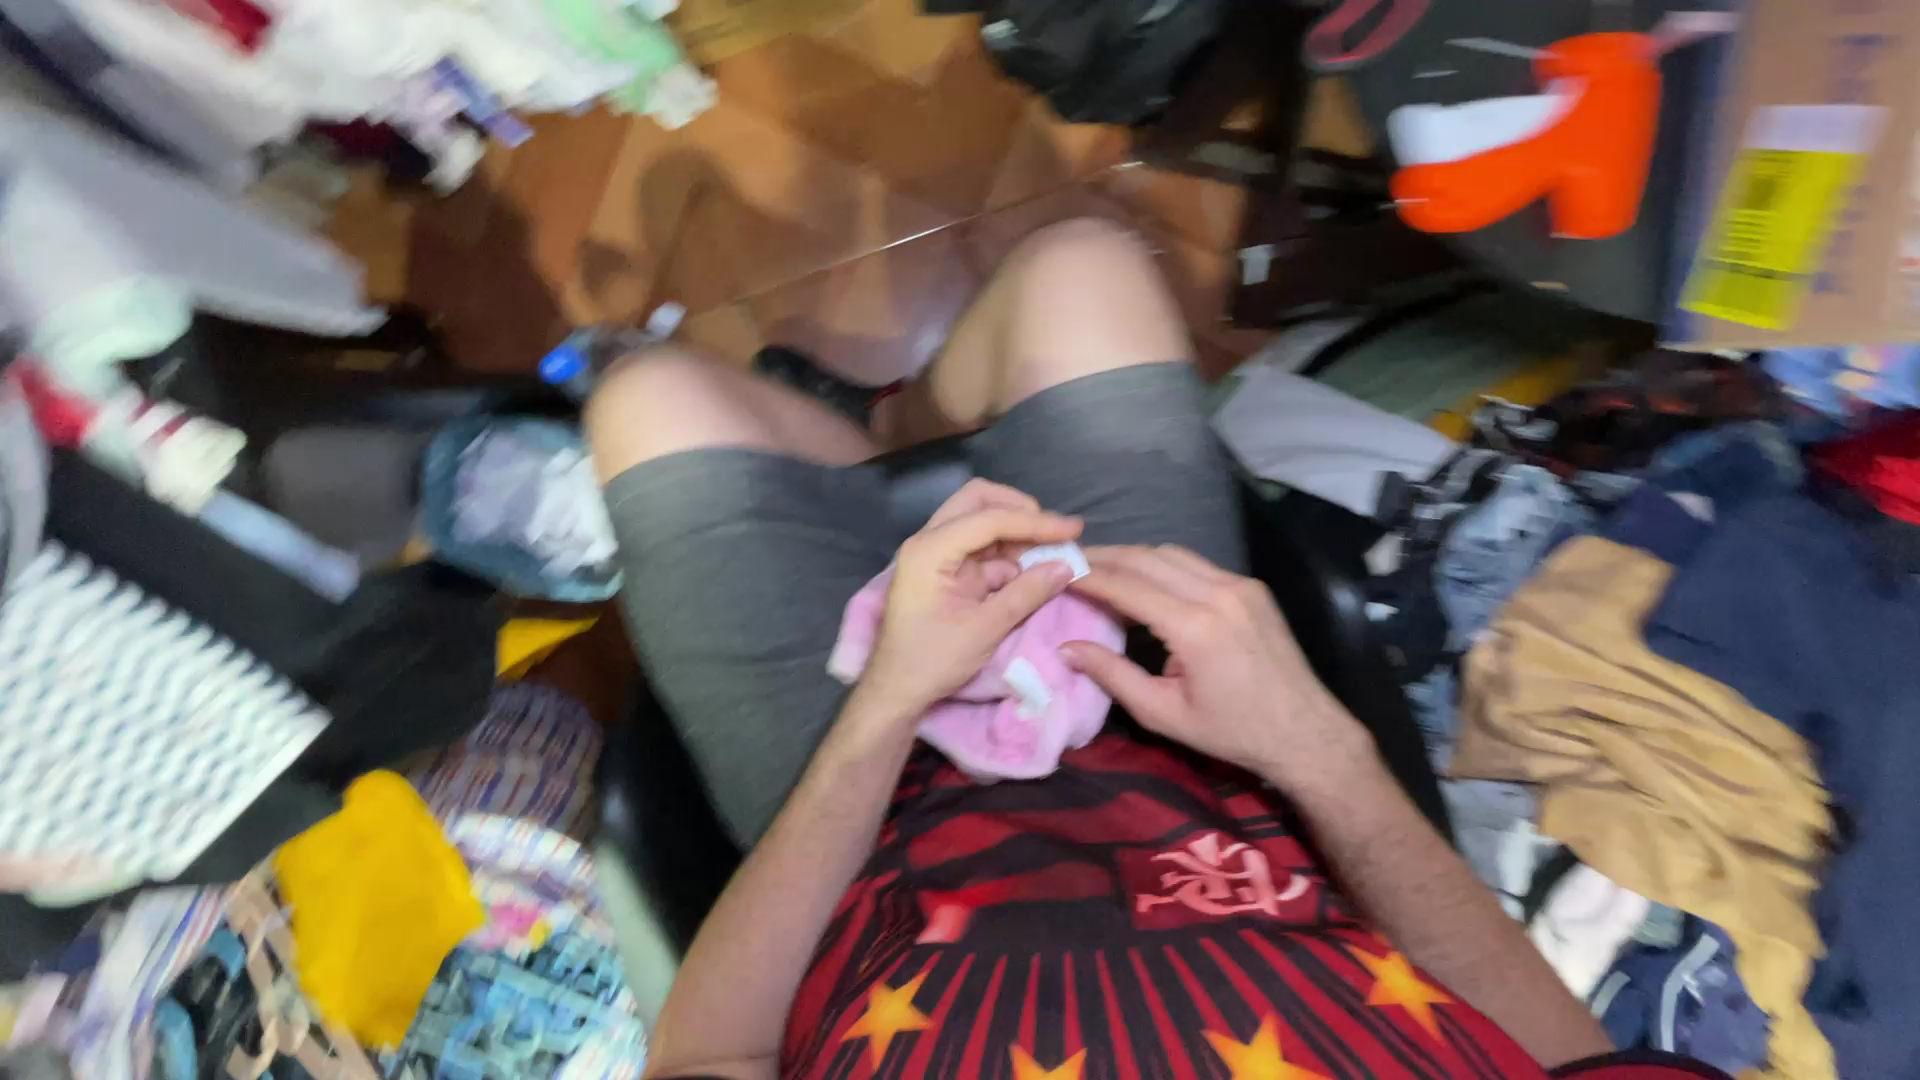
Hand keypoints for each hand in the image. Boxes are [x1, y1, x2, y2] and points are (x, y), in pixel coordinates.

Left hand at [857, 480, 1081, 717]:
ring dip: (1017, 534)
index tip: (1073, 530)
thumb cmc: (931, 661)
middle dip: (1020, 512)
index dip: (1035, 522)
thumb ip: (1025, 594)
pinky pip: (983, 550)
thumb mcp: (984, 630)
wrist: (896, 691)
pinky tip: (1034, 572)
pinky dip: (1010, 557)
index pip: (988, 518)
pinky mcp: (948, 572)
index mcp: (930, 550)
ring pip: (981, 522)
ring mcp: (938, 555)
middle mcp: (930, 541)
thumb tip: (1067, 567)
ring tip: (1052, 554)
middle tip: (1054, 534)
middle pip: (978, 501)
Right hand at [1061, 545, 1380, 796]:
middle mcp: (1218, 594)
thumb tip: (1065, 649)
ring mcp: (1239, 586)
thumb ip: (1112, 675)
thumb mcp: (1163, 713)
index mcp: (1195, 627)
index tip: (1057, 571)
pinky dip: (1162, 564)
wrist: (1305, 732)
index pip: (1127, 586)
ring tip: (1099, 566)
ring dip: (1133, 556)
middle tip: (1070, 559)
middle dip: (1104, 556)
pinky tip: (1143, 578)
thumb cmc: (1230, 731)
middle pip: (1147, 557)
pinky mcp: (1251, 588)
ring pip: (1172, 553)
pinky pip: (1196, 564)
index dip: (1088, 576)